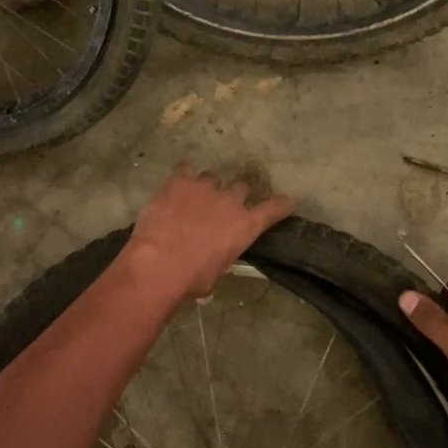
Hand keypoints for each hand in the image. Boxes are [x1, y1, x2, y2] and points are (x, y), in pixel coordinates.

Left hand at [116, 162, 294, 302]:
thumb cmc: (192, 278)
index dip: (281, 204)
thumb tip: (213, 263)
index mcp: (245, 226)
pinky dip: (185, 174)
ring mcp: (204, 187)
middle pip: (241, 186)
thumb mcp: (216, 274)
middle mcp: (230, 201)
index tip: (287, 201)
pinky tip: (179, 181)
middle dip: (235, 194)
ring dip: (208, 187)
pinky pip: (186, 168)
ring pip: (212, 177)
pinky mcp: (180, 181)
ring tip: (196, 197)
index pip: (273, 209)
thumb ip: (220, 259)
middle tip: (224, 205)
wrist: (160, 264)